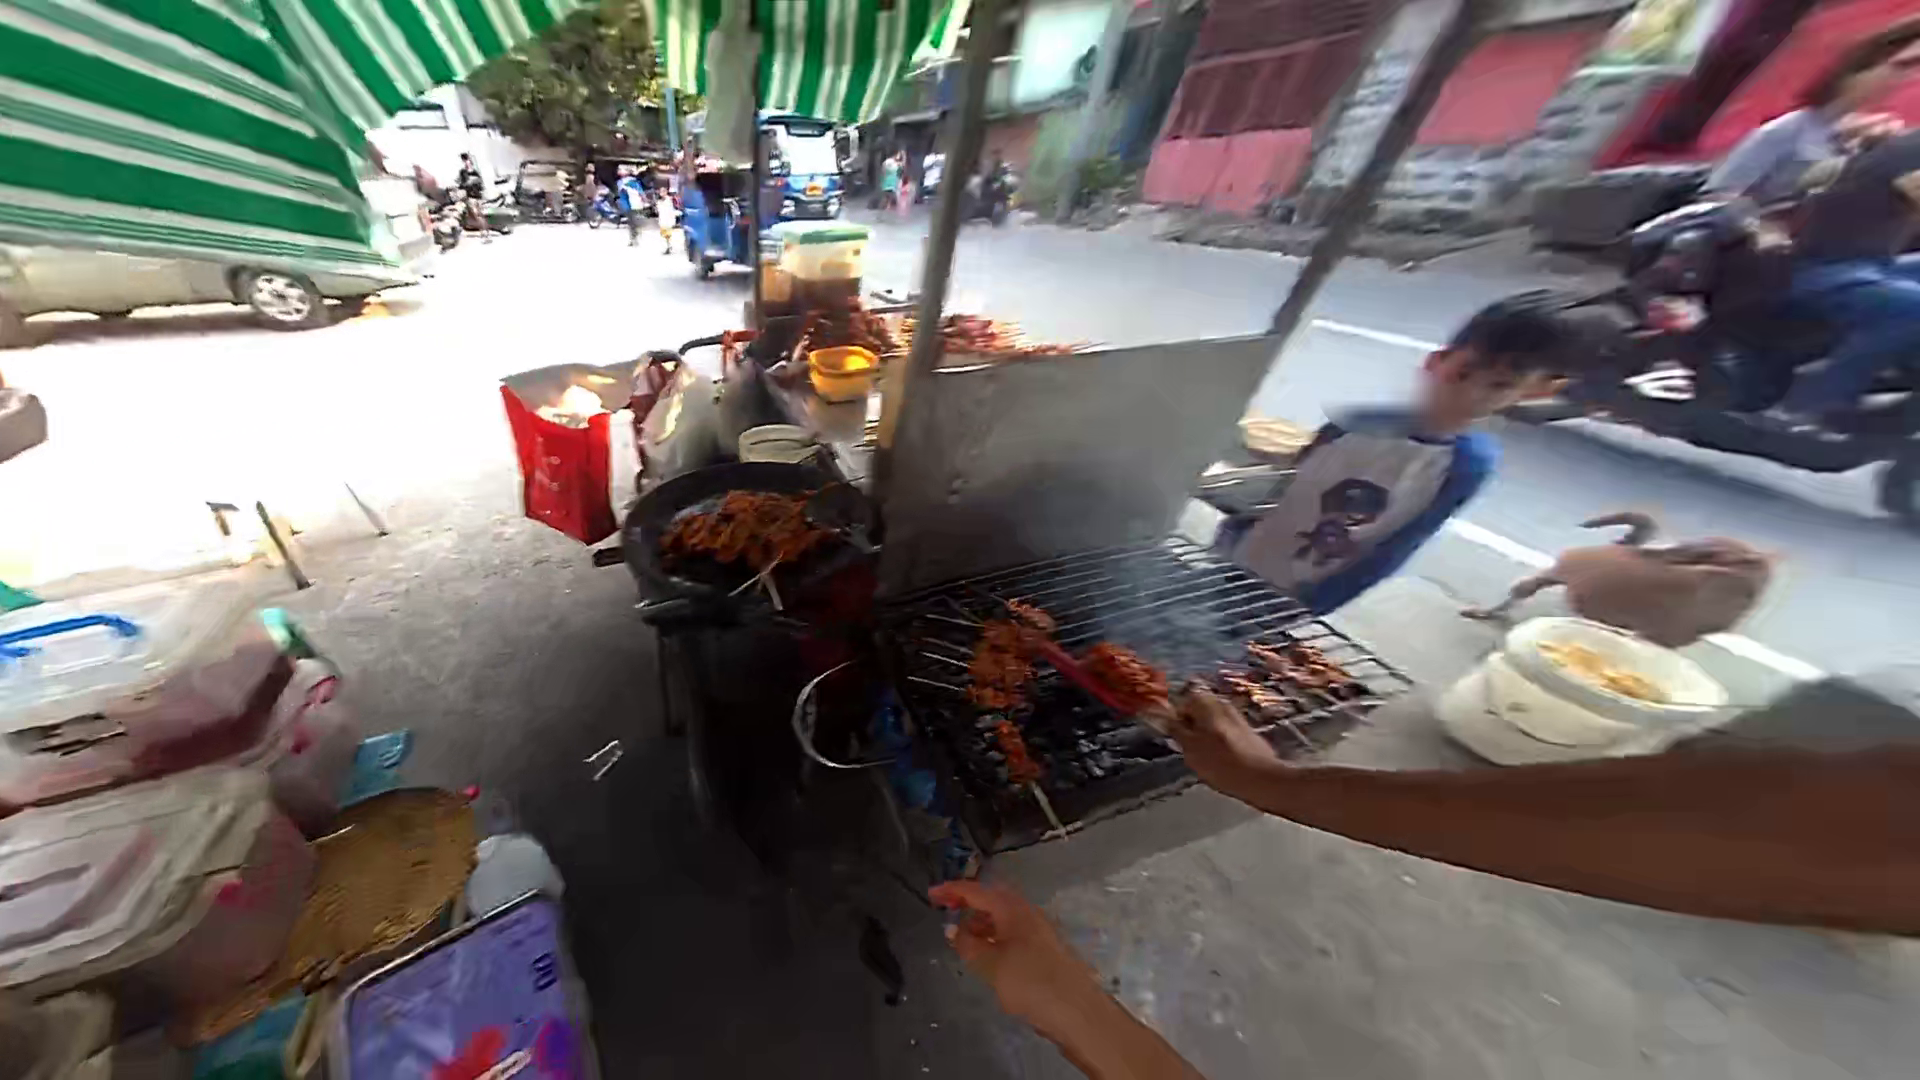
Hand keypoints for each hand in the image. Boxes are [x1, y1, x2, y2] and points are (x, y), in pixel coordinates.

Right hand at [928, 880, 1104, 1040]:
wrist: (1078, 1010)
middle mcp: (1024, 911)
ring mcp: (1035, 929)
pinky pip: (1009, 932)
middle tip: (945, 910)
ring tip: (961, 937)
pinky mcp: (1042, 948)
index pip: (975, 891)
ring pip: (1001, 917)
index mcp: (1011, 906)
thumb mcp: (992, 965)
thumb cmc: (1032, 981)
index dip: (952, 890)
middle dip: (967, 903)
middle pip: (990, 899)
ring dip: (980, 922)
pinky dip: (993, 936)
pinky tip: (987, 955)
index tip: (932, 894)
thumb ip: (969, 946)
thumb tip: (953, 930)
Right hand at [1168, 686, 1279, 796]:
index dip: (1175, 717)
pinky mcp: (1248, 732)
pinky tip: (1222, 758)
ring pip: (1212, 720)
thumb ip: (1175, 729)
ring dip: (1205, 733)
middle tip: (1189, 745)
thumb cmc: (1221, 763)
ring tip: (1205, 755)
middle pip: (1198, 708)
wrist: (1264, 780)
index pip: (1182, 701)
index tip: (1175, 735)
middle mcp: (1222, 704)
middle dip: (1191, 724)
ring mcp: (1237, 717)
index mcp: (1205, 704)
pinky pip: (1225, 730)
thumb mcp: (1190, 748)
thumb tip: (1162, 715)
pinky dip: (1220, 740)